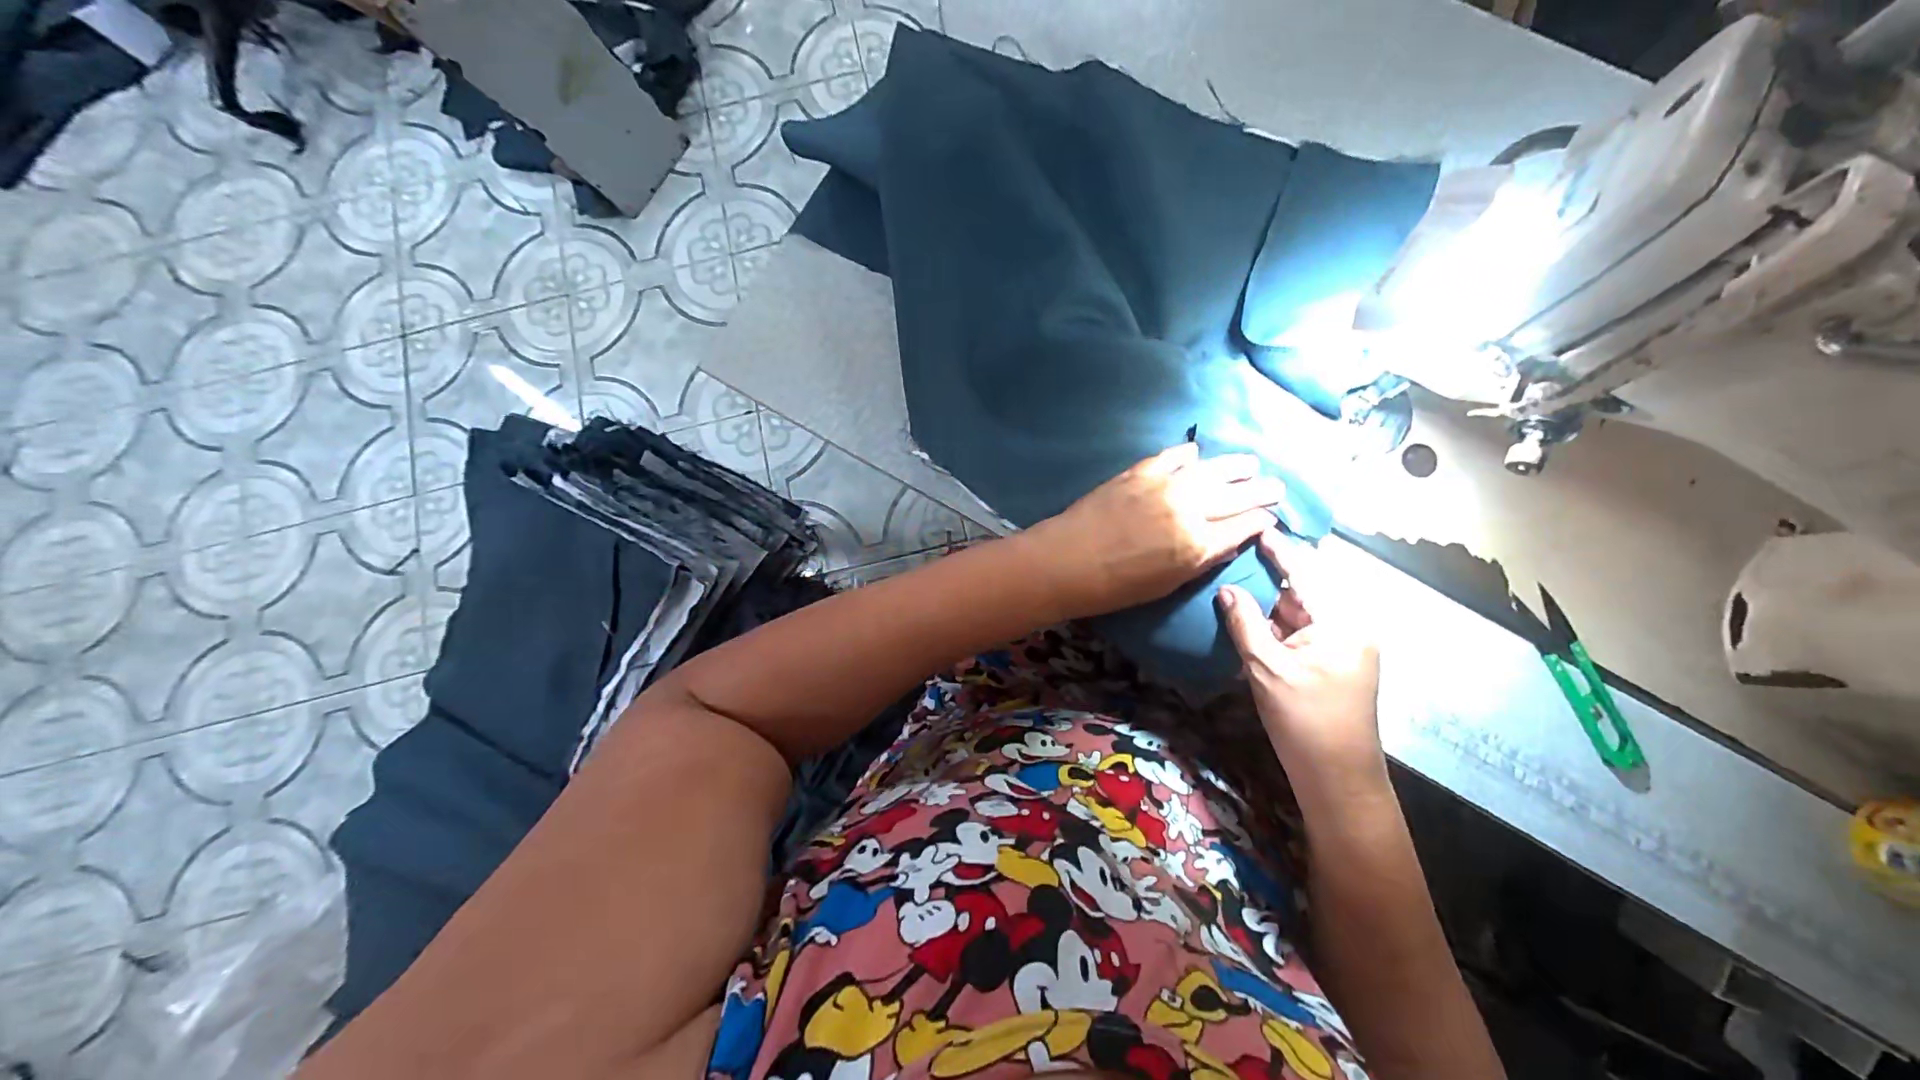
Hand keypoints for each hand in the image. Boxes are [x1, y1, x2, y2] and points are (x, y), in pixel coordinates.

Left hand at [1019, 444, 1285, 619]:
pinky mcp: (1138, 472)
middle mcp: (1189, 509)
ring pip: (1211, 469)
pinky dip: (1188, 455)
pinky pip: (1172, 457)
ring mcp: (1163, 485)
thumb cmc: (1116, 587)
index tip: (1269, 516)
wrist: (1065, 561)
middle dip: (1261, 490)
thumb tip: (1229, 541)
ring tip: (1250, 464)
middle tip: (1276, 486)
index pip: (1244, 526)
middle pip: (1237, 495)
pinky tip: (1197, 454)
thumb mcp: (1168, 584)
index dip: (1261, 520)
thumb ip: (1203, 560)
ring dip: (1235, 466)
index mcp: (1198, 543)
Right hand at [1216, 531, 1385, 794]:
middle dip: (1275, 571)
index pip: (1307, 573)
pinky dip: (1279, 621)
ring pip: (1303, 609)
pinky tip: (1252, 615)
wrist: (1336, 776)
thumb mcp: (1266, 669)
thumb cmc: (1303, 721)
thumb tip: (1226, 588)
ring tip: (1239, 578)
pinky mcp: (1335, 661)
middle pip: (1307, 588)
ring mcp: (1345, 645)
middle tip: (1240, 552)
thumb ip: (1245, 624)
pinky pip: (1304, 629)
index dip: (1281, 550)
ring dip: (1273, 598)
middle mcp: (1350, 626)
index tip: (1258, 527)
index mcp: (1341, 623)